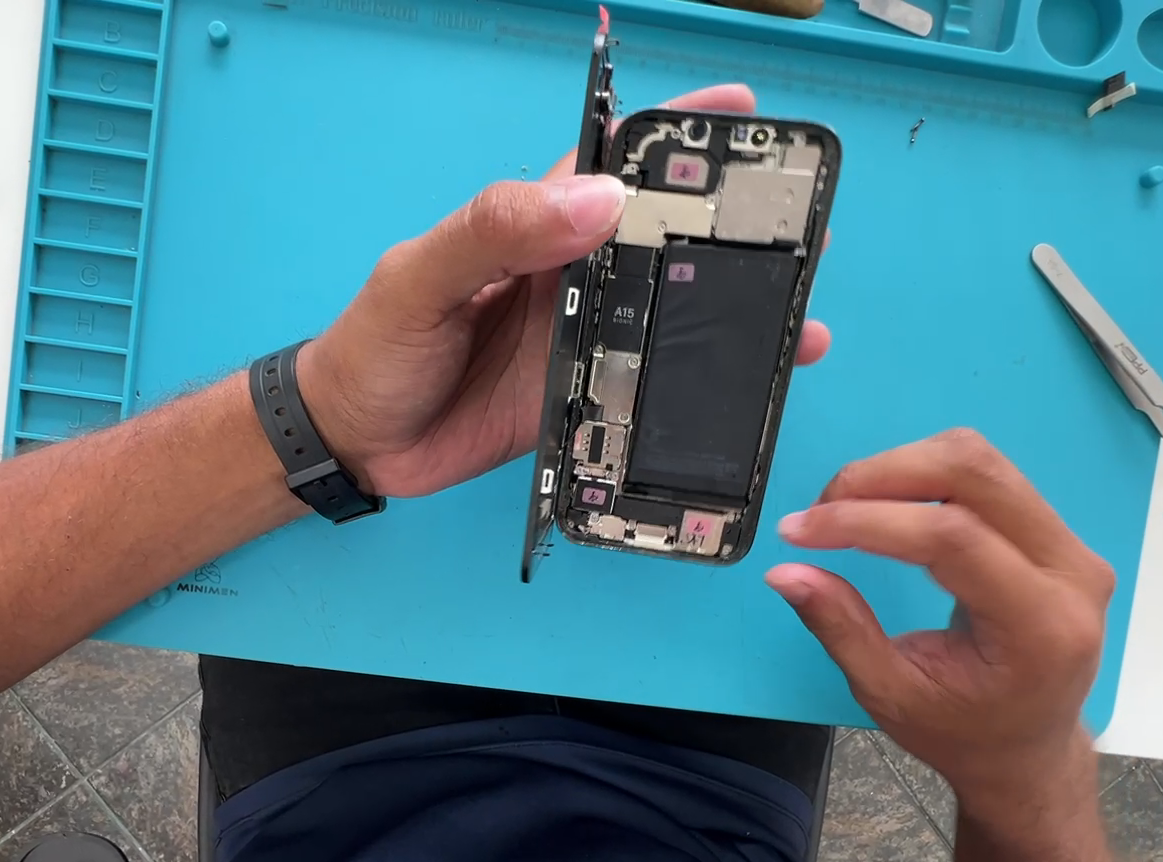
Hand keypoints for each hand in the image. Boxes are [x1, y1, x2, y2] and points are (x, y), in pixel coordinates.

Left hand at [296, 83, 832, 497]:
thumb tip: (600, 200)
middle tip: (805, 237)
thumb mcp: (419, 276)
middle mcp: (565, 283)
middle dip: (730, 236)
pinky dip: (688, 393)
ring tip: (798, 326)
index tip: (746, 120)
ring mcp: (575, 348)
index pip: (610, 166)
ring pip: (665, 325)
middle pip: (660, 249)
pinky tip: (733, 397)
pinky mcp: (576, 406)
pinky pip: (643, 395)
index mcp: (529, 230)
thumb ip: (494, 231)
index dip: (676, 138)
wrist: (357, 441)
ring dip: (727, 324)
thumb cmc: (373, 349)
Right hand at [766, 430, 1116, 812]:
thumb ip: (839, 627)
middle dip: (879, 475)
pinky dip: (915, 476)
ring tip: (843, 508)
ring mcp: (1068, 544)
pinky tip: (879, 507)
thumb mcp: (887, 694)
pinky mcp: (1050, 532)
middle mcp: (1069, 570)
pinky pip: (980, 475)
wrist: (1027, 748)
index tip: (796, 532)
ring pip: (977, 460)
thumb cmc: (959, 731)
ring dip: (895, 468)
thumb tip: (783, 572)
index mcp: (1038, 625)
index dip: (864, 521)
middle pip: (973, 473)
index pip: (952, 538)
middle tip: (818, 510)